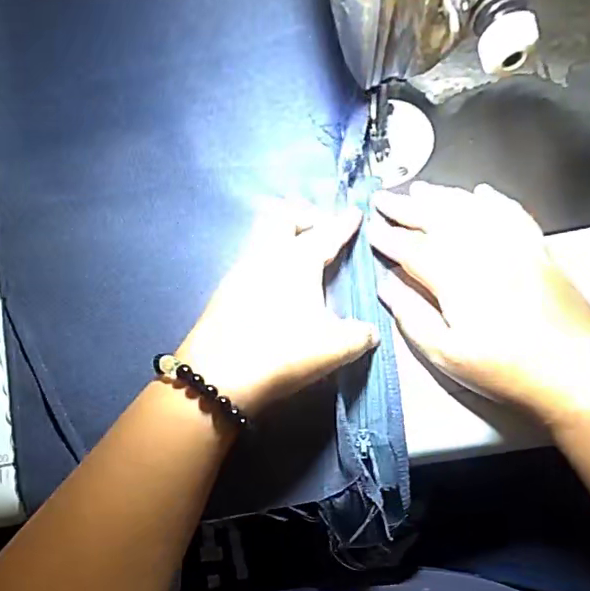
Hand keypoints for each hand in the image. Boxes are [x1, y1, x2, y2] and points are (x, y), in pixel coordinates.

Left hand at [173, 202, 377, 411]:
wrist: (218, 378)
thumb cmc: (283, 353)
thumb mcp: (335, 348)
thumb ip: (360, 336)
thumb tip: (371, 332)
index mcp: (298, 258)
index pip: (327, 232)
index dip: (345, 223)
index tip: (355, 212)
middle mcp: (266, 254)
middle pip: (283, 217)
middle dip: (304, 216)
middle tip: (320, 229)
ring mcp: (240, 271)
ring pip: (262, 239)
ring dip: (281, 240)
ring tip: (298, 259)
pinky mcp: (223, 293)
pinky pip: (250, 263)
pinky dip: (267, 264)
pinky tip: (274, 287)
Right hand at [369, 182, 589, 424]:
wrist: (572, 368)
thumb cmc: (504, 368)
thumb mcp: (446, 354)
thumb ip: (412, 317)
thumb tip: (386, 286)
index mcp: (454, 276)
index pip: (411, 248)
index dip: (388, 237)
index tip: (370, 228)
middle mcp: (482, 250)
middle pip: (438, 219)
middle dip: (406, 207)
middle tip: (383, 198)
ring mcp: (513, 245)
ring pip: (471, 209)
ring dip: (442, 196)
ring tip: (419, 189)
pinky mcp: (538, 249)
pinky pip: (511, 213)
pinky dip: (492, 200)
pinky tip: (480, 194)